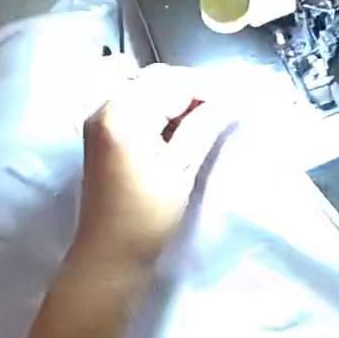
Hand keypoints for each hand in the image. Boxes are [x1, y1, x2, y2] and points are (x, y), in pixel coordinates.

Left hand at [70, 65, 231, 275]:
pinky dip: (161, 112)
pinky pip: (136, 109)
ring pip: (147, 93)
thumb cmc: (147, 215)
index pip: (171, 84)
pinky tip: (185, 126)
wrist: (109, 255)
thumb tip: (231, 100)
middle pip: (156, 82)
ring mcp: (101, 122)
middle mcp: (104, 109)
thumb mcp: (181, 168)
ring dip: (178, 100)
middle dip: (193, 90)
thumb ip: (204, 126)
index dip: (207, 89)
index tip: (238, 97)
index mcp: (121, 113)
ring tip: (211, 116)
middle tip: (227, 106)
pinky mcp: (104, 137)